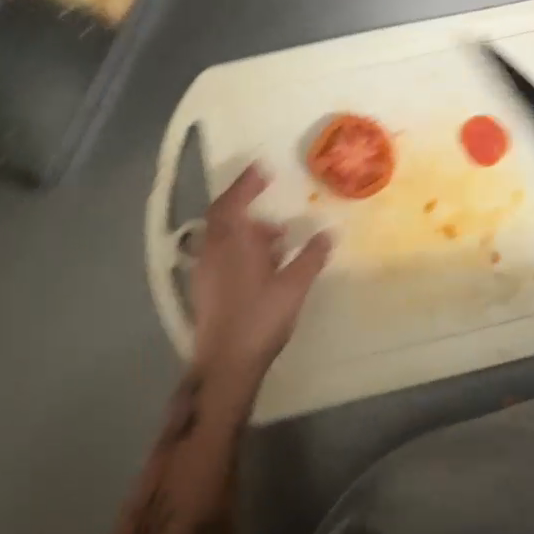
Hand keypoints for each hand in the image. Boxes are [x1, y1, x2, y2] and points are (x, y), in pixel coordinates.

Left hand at [189, 165, 331, 386]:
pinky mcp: (205, 289)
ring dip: (244, 228)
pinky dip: (239, 246)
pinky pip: (221, 253)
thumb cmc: (260, 317)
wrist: (226, 364)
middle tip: (265, 194)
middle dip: (244, 202)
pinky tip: (263, 262)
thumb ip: (311, 256)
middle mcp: (213, 250)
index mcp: (231, 241)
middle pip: (223, 215)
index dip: (246, 183)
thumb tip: (328, 232)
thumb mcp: (294, 285)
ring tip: (276, 235)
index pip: (234, 200)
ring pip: (221, 236)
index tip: (262, 169)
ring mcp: (205, 270)